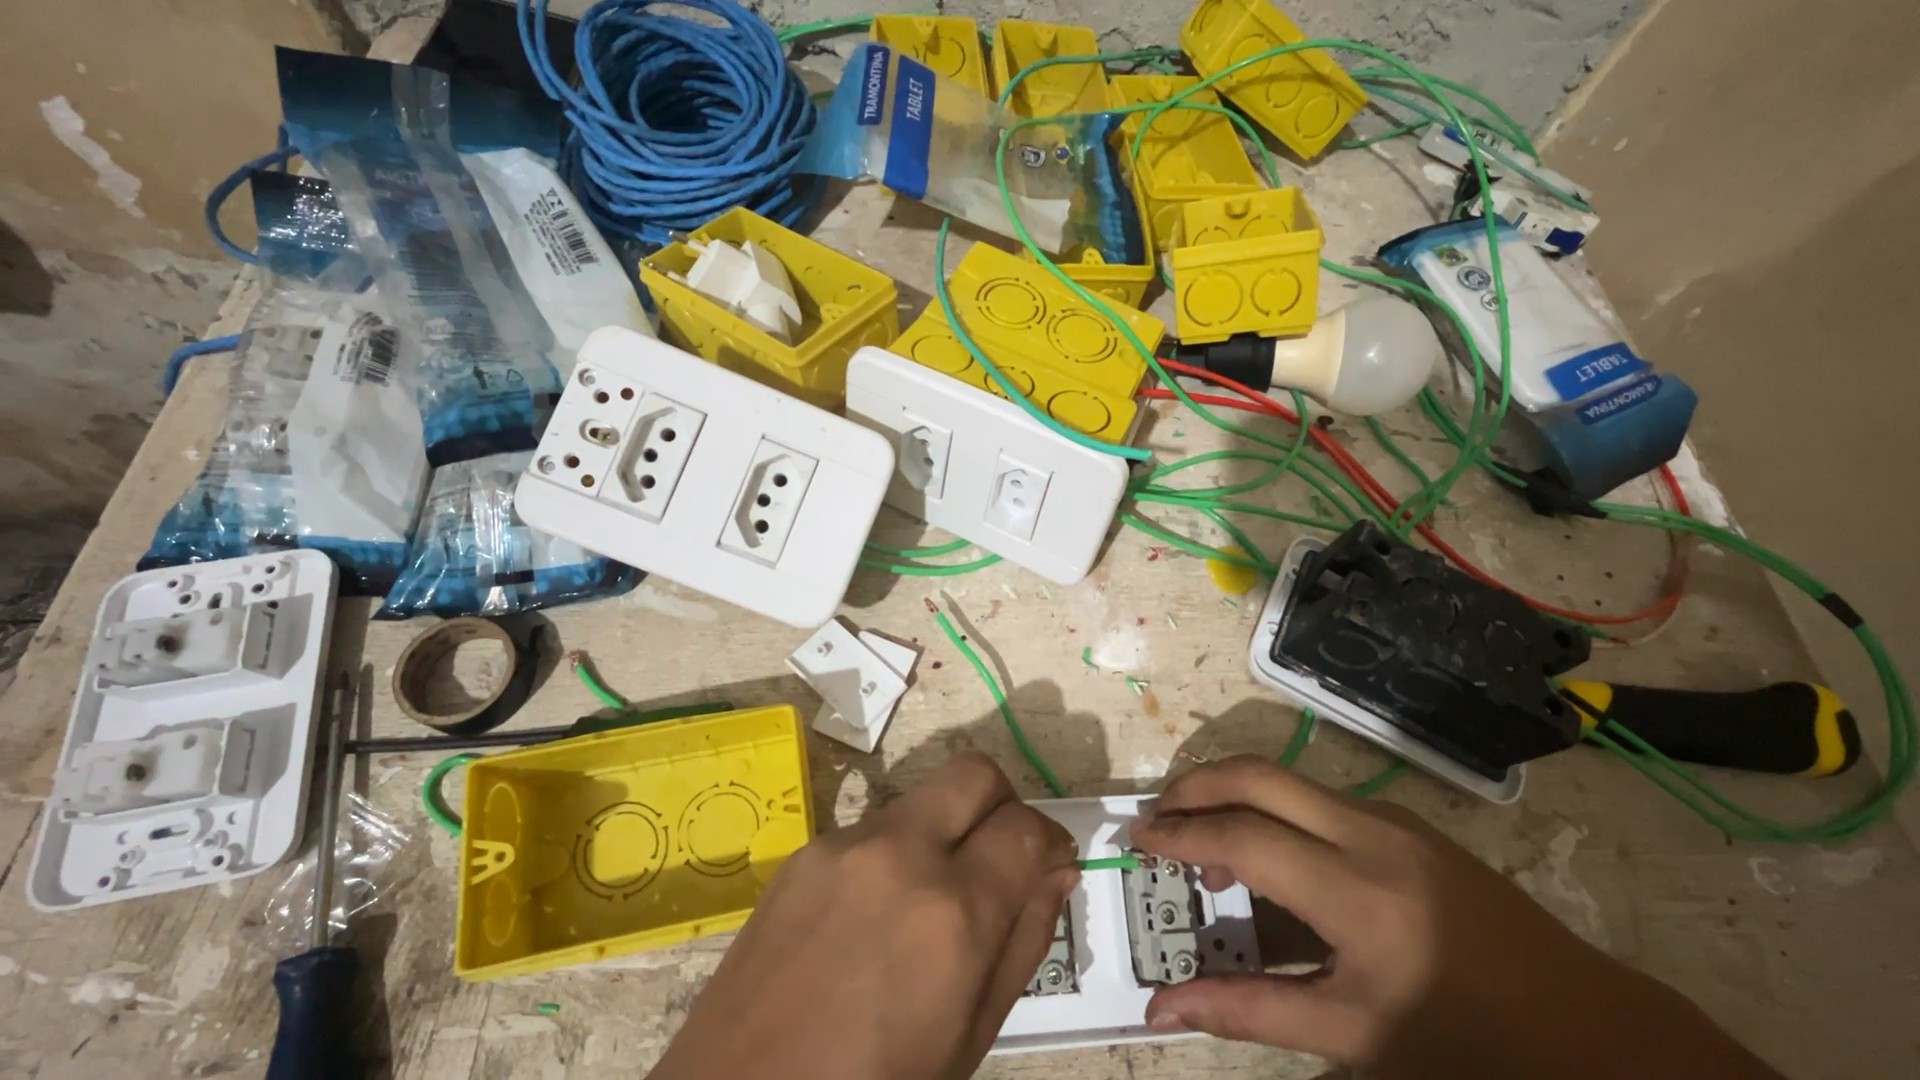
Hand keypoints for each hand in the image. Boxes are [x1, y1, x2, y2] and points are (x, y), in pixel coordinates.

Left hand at [646, 752, 1077, 1079]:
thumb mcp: (972, 1034)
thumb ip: (1024, 940)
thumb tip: (1054, 871)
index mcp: (952, 912)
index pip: (1026, 827)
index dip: (1051, 842)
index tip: (1049, 867)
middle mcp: (899, 855)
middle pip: (975, 772)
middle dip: (1004, 803)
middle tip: (1002, 856)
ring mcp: (843, 845)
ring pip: (922, 798)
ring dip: (946, 830)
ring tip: (932, 898)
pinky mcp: (804, 850)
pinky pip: (873, 828)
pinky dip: (897, 852)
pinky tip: (876, 913)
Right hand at [1132, 756, 1780, 1078]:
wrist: (1588, 1027)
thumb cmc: (1464, 1044)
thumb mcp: (1352, 1036)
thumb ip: (1248, 1012)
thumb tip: (1159, 1009)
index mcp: (1356, 893)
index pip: (1242, 838)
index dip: (1180, 835)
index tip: (1136, 840)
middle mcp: (1371, 835)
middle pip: (1257, 775)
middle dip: (1194, 784)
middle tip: (1154, 817)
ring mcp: (1395, 821)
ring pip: (1288, 779)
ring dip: (1232, 794)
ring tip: (1202, 846)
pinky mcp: (1410, 824)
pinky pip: (1319, 797)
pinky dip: (1272, 808)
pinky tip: (1269, 859)